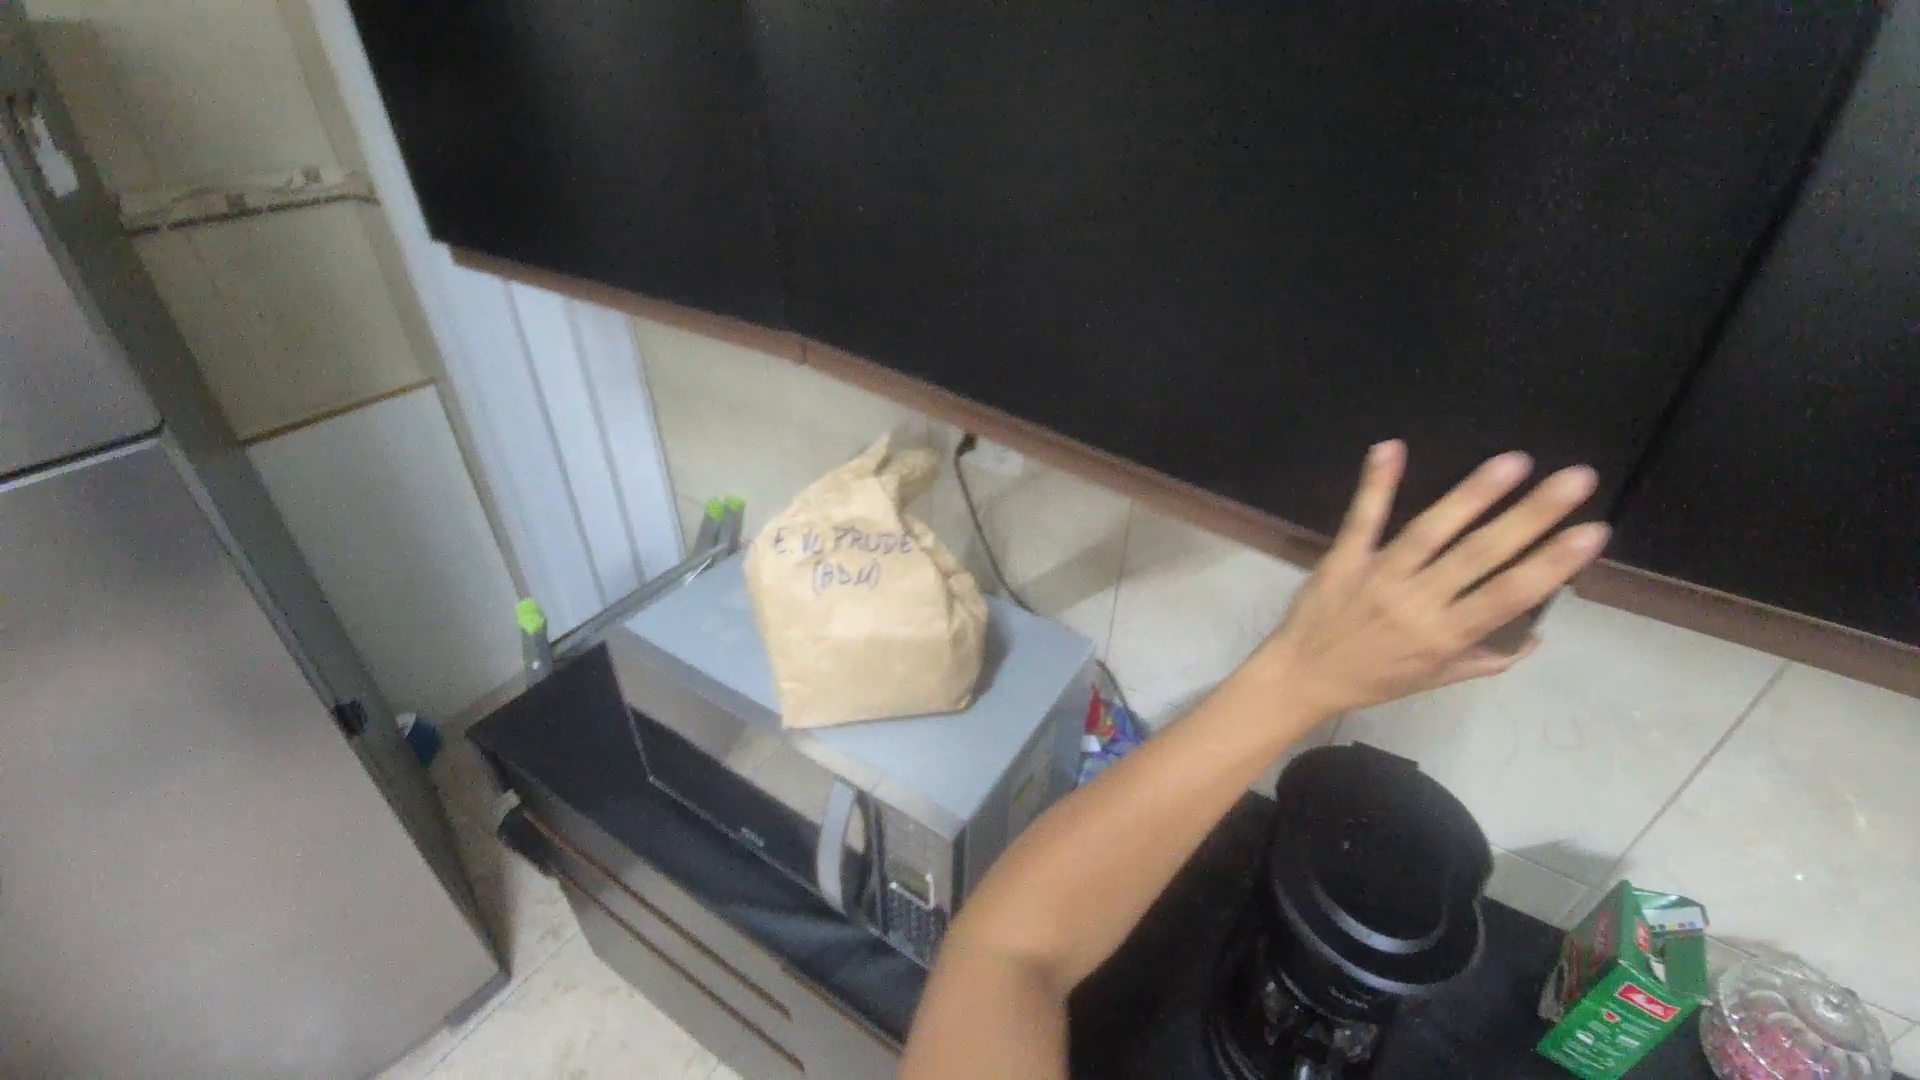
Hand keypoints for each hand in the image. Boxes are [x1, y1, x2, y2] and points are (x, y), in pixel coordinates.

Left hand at [1259, 440, 1609, 714]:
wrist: (1302, 675)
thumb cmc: (1373, 679)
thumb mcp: (1434, 679)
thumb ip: (1485, 659)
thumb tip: (1536, 637)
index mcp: (1444, 635)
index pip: (1509, 594)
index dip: (1553, 563)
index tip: (1594, 531)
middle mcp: (1415, 601)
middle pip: (1479, 554)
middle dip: (1531, 516)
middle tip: (1577, 478)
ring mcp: (1377, 575)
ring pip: (1429, 531)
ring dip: (1472, 494)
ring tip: (1514, 462)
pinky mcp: (1342, 558)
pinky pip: (1361, 518)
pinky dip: (1376, 483)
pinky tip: (1391, 448)